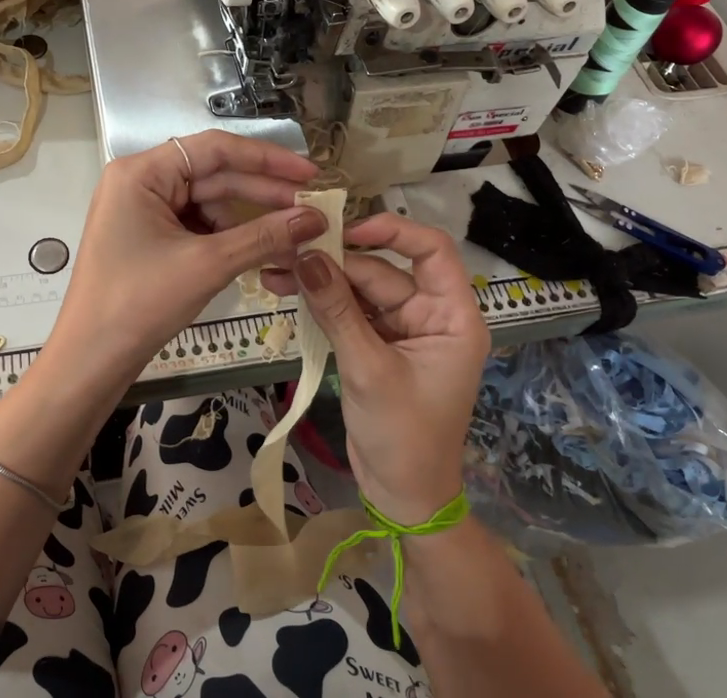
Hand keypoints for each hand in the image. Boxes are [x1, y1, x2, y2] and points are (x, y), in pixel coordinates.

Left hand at [46, 130, 326, 392]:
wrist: (91, 359)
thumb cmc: (139, 302)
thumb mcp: (207, 265)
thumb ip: (264, 236)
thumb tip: (315, 219)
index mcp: (141, 172)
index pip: (214, 149)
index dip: (267, 159)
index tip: (310, 174)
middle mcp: (140, 182)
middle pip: (213, 175)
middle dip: (263, 195)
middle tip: (313, 209)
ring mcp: (143, 210)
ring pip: (209, 204)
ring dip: (250, 221)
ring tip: (295, 236)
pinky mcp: (149, 238)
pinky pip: (197, 226)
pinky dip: (230, 238)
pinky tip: (264, 250)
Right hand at [264, 212, 488, 524]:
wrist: (402, 496)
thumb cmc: (403, 435)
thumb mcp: (368, 369)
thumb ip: (337, 310)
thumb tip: (305, 256)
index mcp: (452, 316)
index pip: (431, 250)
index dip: (392, 231)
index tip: (346, 230)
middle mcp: (430, 316)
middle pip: (382, 271)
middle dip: (335, 263)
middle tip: (286, 253)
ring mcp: (401, 332)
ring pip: (359, 291)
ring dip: (320, 283)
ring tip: (274, 273)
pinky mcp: (376, 347)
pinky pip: (349, 313)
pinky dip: (322, 305)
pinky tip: (288, 293)